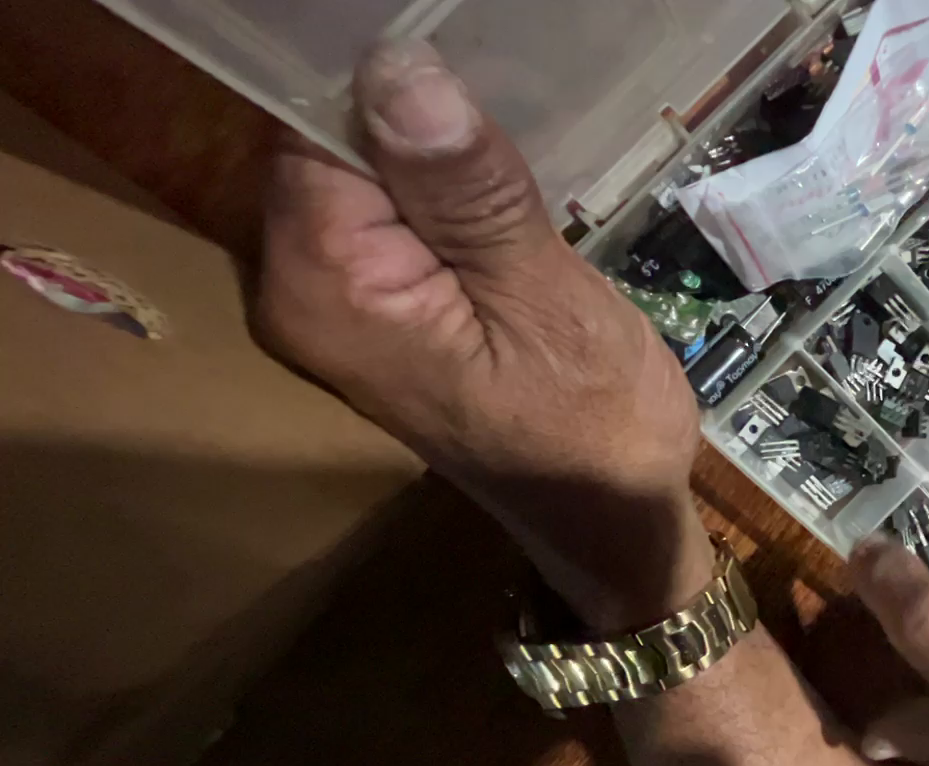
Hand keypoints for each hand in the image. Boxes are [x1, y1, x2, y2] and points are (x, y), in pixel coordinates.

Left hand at [255, 39, 710, 629]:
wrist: (615, 519)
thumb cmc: (603, 430)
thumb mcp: (557, 310)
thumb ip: (478, 203)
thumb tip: (405, 72)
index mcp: (330, 287)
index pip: (321, 123)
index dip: (401, 90)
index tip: (491, 93)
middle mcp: (302, 292)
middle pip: (336, 147)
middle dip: (431, 129)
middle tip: (529, 147)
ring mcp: (341, 308)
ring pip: (374, 183)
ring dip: (451, 168)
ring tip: (529, 188)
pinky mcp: (385, 317)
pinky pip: (399, 225)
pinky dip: (453, 205)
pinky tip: (511, 219)